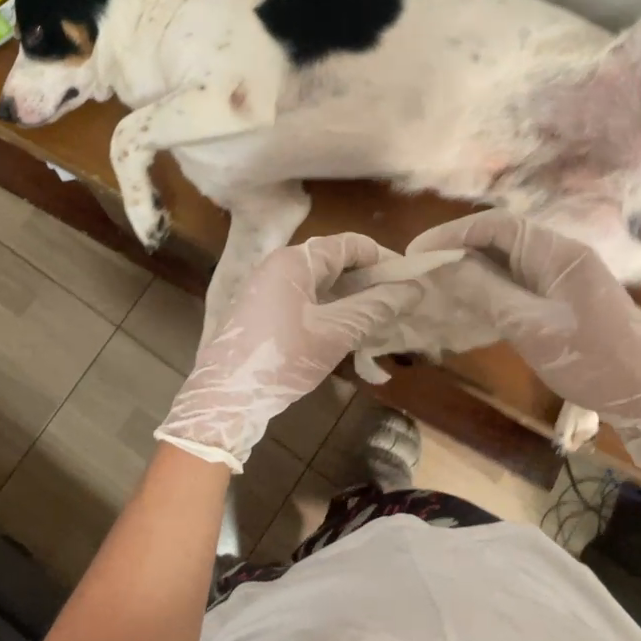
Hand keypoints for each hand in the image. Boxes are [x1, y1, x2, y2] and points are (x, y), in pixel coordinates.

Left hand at [155, 234, 424, 470]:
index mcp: (294, 260)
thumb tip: (415, 288)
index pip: (350, 244)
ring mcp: (268, 288)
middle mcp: (279, 265)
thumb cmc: (282, 357)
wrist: (226, 396)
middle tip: (401, 307)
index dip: (384, 260)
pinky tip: (349, 333)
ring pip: (321, 284)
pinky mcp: (263, 311)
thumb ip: (376, 307)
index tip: (412, 283)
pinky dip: (330, 311)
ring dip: (351, 299)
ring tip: (382, 322)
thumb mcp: (336, 333)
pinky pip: (306, 301)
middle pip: (336, 262)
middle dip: (369, 282)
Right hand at [408, 210, 640, 471]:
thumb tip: (443, 266)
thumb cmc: (591, 361)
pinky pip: (515, 279)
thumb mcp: (531, 328)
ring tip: (433, 282)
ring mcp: (561, 276)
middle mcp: (560, 255)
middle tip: (419, 269)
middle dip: (456, 248)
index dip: (452, 233)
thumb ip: (485, 291)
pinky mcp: (560, 297)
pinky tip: (464, 300)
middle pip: (499, 237)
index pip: (496, 224)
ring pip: (505, 259)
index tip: (417, 252)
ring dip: (469, 267)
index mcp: (559, 253)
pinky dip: (487, 285)